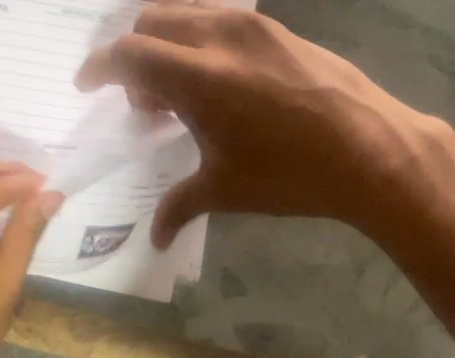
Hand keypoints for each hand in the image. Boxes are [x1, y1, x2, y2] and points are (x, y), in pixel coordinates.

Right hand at [77, 2, 442, 246]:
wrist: (368, 149)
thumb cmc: (289, 175)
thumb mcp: (226, 191)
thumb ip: (180, 205)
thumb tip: (156, 239)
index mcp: (196, 76)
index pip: (128, 54)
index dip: (99, 68)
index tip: (87, 86)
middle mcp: (218, 36)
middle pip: (150, 22)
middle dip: (131, 55)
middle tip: (138, 102)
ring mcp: (251, 25)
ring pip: (186, 14)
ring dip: (166, 45)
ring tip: (175, 95)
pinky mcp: (277, 29)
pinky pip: (219, 20)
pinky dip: (199, 41)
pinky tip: (214, 84)